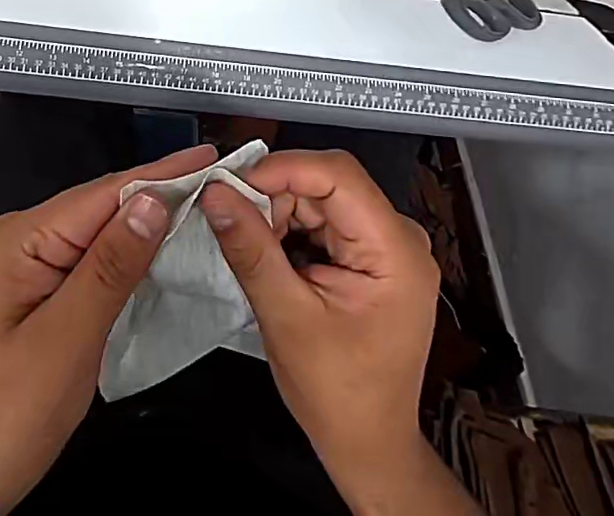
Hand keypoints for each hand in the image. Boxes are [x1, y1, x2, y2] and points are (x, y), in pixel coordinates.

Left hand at [0, 145, 217, 515]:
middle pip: (100, 204)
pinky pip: (92, 255)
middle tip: (215, 179)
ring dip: (146, 217)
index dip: (159, 175)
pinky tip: (157, 240)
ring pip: (98, 228)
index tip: (209, 158)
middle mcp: (20, 238)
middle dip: (157, 190)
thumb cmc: (3, 419)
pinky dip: (129, 248)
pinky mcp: (39, 287)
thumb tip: (152, 202)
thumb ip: (109, 268)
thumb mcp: (64, 343)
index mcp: (18, 240)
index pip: (101, 195)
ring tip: (198, 199)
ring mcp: (28, 262)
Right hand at [201, 149, 477, 515]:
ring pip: (319, 198)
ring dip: (278, 213)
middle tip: (234, 223)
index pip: (338, 175)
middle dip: (274, 196)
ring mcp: (385, 244)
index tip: (231, 186)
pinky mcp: (369, 253)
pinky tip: (272, 256)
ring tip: (254, 249)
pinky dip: (288, 228)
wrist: (368, 443)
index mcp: (395, 250)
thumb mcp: (285, 317)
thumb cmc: (337, 393)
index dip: (281, 169)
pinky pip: (322, 219)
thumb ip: (251, 249)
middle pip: (326, 183)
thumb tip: (215, 194)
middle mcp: (398, 236)